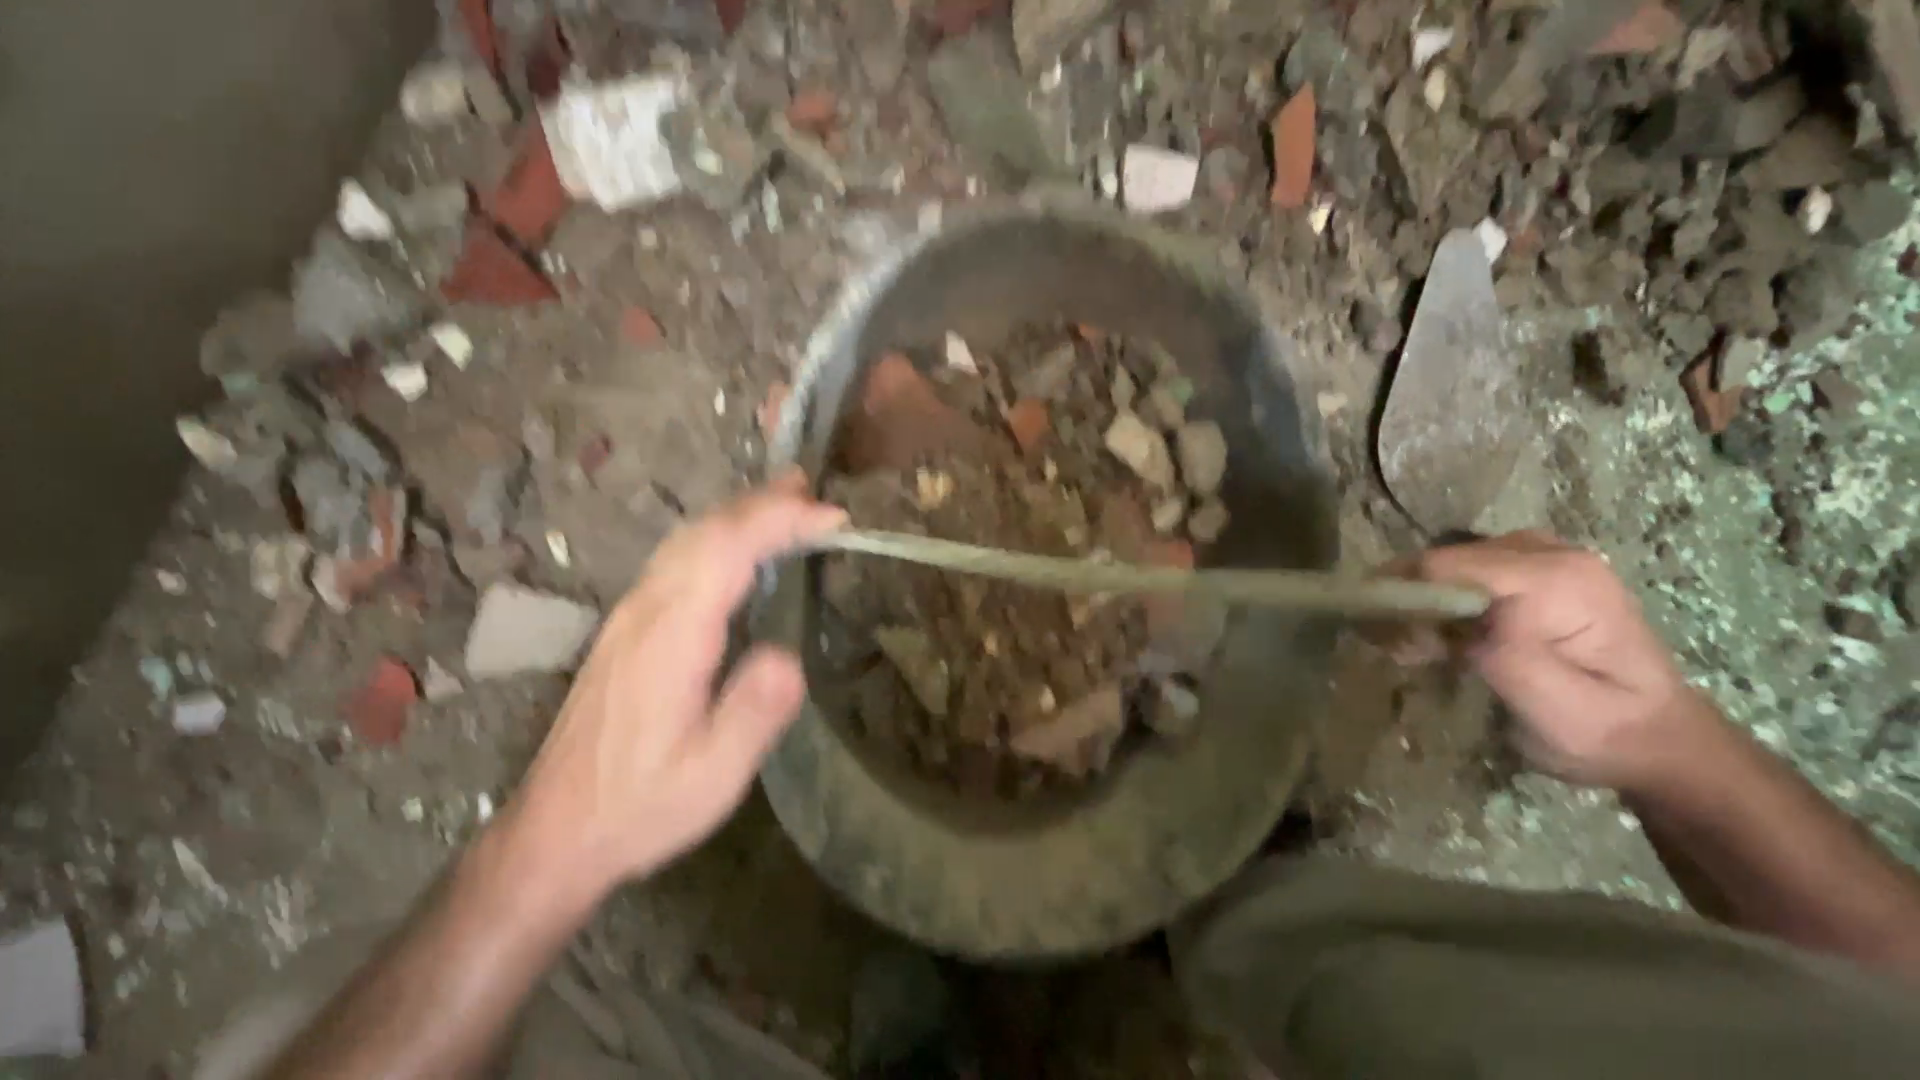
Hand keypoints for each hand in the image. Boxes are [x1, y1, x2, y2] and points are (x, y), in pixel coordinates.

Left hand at [507, 471, 845, 903]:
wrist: (554, 831)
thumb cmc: (640, 805)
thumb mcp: (712, 775)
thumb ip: (754, 712)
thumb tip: (790, 656)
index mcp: (670, 636)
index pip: (728, 550)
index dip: (781, 522)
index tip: (833, 517)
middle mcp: (644, 611)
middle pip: (703, 532)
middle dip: (761, 504)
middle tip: (814, 491)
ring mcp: (628, 618)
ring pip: (684, 542)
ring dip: (736, 516)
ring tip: (782, 504)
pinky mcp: (624, 632)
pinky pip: (674, 561)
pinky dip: (715, 539)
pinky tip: (732, 554)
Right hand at [1411, 531, 1713, 790]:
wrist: (1660, 740)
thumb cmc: (1607, 735)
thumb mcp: (1559, 711)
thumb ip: (1509, 656)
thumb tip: (1460, 619)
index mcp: (1559, 579)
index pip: (1448, 566)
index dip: (1405, 598)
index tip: (1388, 646)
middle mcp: (1549, 552)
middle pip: (1444, 560)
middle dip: (1409, 602)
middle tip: (1397, 654)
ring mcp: (1543, 556)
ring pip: (1448, 565)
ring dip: (1421, 605)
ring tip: (1414, 650)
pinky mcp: (1534, 570)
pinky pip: (1467, 572)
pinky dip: (1442, 602)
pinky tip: (1441, 638)